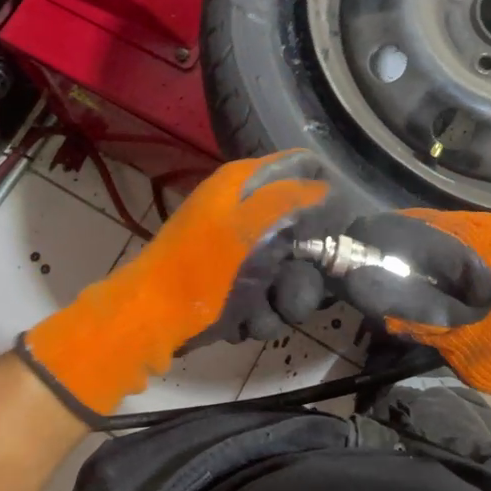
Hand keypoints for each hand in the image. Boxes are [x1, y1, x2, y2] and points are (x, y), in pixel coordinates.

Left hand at [19, 150, 342, 417]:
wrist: (148, 321)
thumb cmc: (196, 271)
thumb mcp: (243, 230)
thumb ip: (286, 200)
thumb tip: (327, 186)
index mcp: (240, 183)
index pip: (300, 167)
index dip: (325, 193)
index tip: (342, 226)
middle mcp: (241, 209)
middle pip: (302, 228)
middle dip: (302, 268)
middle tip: (290, 289)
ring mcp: (235, 247)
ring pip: (287, 268)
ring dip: (278, 299)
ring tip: (256, 311)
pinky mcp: (230, 281)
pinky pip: (265, 293)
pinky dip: (256, 312)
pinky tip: (241, 322)